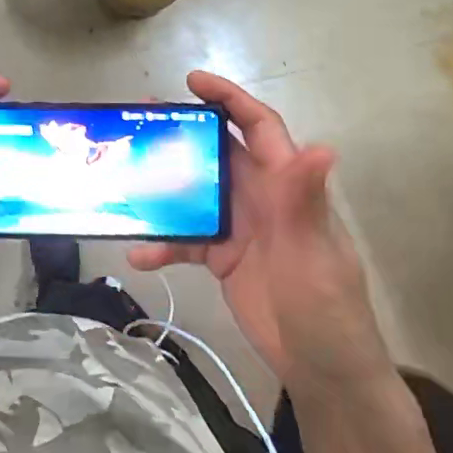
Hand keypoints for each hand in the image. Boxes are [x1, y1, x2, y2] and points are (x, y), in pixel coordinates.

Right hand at [129, 71, 389, 384]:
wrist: (322, 371)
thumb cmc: (327, 308)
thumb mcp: (313, 254)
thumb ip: (305, 202)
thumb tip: (321, 145)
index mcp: (286, 186)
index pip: (260, 127)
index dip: (230, 99)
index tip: (191, 81)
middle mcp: (260, 197)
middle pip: (217, 152)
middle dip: (183, 132)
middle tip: (140, 120)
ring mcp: (238, 227)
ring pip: (194, 192)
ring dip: (162, 186)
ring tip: (126, 176)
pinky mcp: (221, 256)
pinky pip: (185, 239)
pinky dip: (162, 243)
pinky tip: (138, 254)